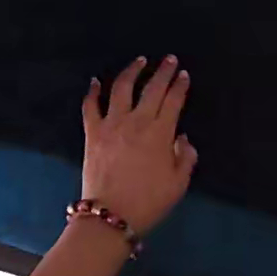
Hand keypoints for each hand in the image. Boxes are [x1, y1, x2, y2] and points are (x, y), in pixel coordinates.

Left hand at [80, 55, 197, 235]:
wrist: (110, 215)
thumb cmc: (149, 201)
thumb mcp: (179, 183)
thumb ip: (185, 157)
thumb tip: (183, 137)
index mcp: (161, 133)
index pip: (174, 100)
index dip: (180, 85)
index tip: (184, 75)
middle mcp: (137, 121)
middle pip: (152, 88)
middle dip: (163, 71)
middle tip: (170, 59)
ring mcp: (112, 124)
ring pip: (122, 88)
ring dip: (132, 71)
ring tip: (140, 60)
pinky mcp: (92, 132)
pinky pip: (90, 106)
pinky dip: (92, 91)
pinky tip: (95, 81)